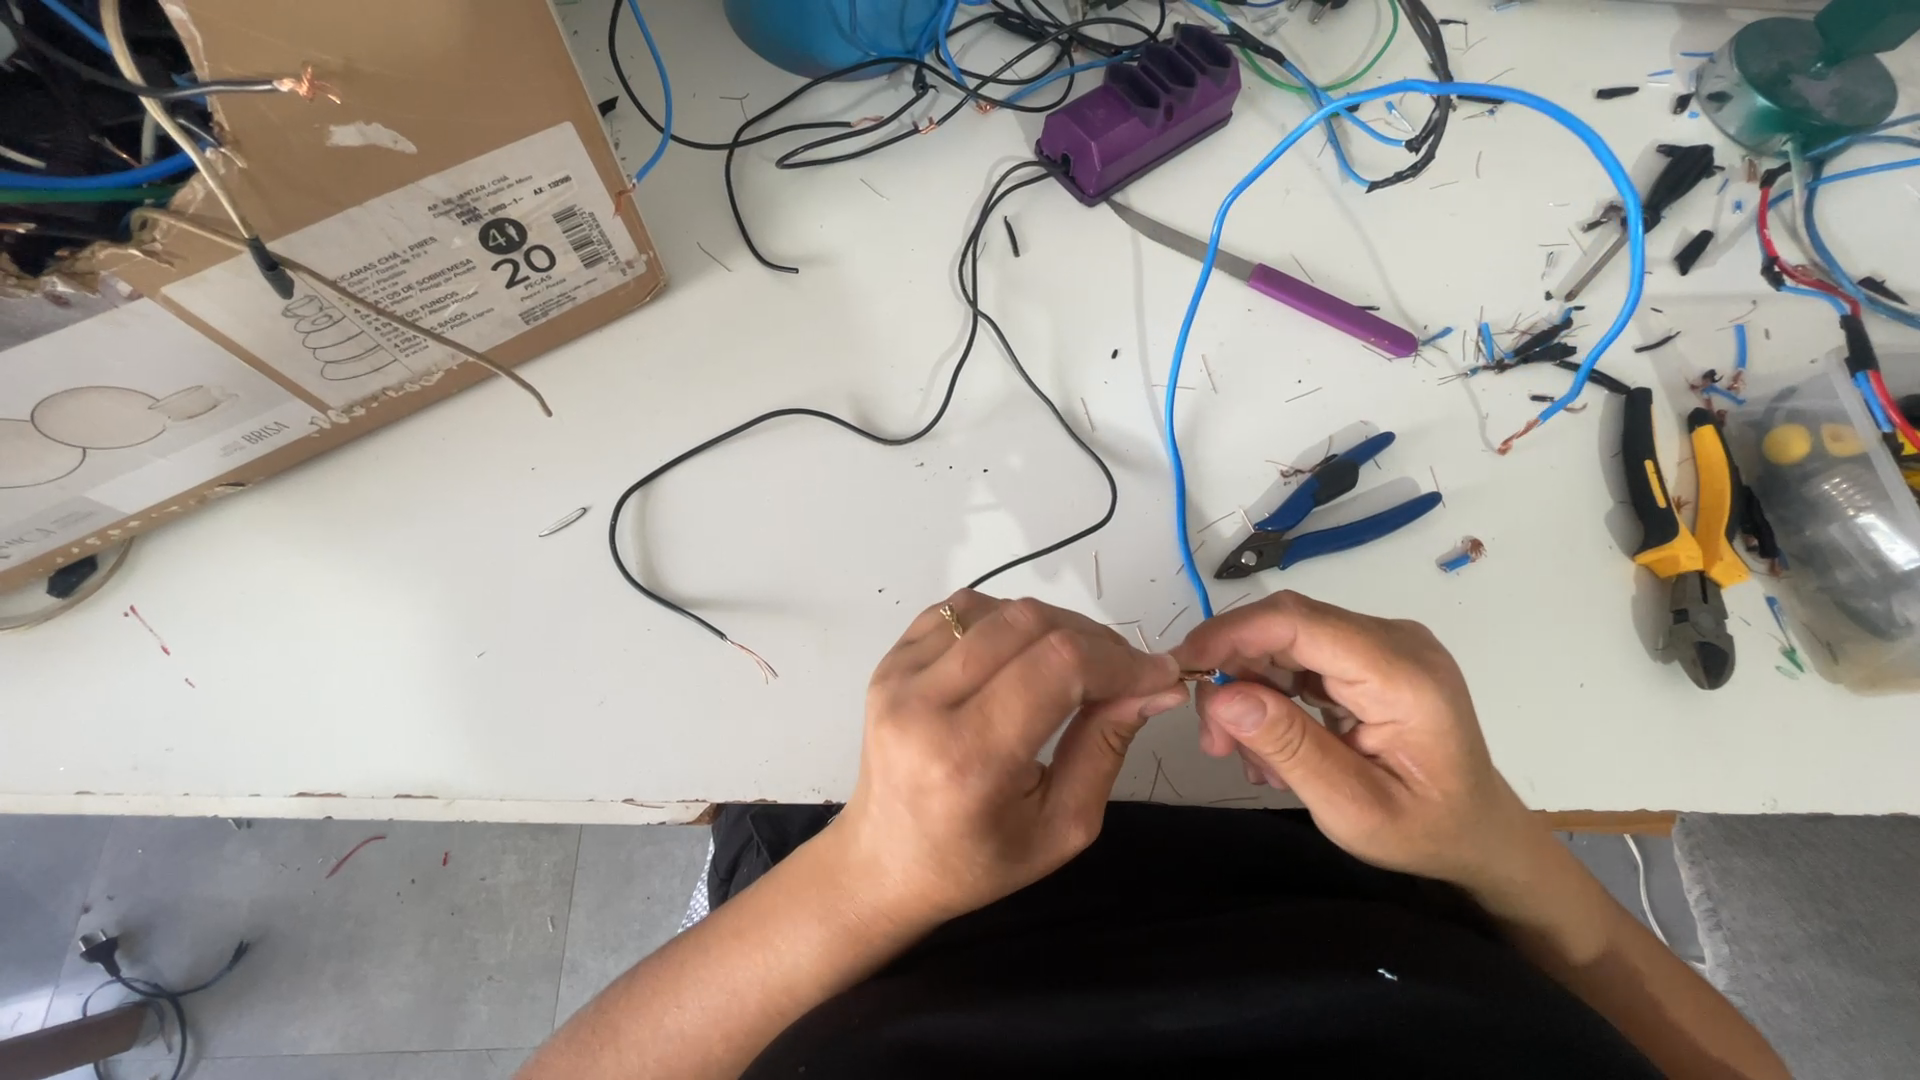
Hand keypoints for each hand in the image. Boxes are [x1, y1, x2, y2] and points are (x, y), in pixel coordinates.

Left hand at [829, 589, 1187, 926]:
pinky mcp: (887, 659)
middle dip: (1093, 639)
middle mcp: (923, 703)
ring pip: (997, 608)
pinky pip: (960, 610)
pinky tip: (1020, 656)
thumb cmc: (977, 861)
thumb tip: (1157, 685)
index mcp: (967, 757)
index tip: (1158, 675)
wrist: (885, 860)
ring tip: (1074, 666)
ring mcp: (897, 674)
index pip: (1057, 667)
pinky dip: (1004, 620)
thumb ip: (1107, 747)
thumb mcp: (1060, 827)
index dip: (1119, 661)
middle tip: (1122, 672)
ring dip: (1051, 625)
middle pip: (1028, 623)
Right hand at [1172, 591, 1537, 892]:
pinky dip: (1267, 692)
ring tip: (1239, 752)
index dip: (1231, 634)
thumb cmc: (1426, 832)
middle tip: (1211, 737)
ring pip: (1282, 641)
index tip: (1182, 668)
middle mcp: (1393, 641)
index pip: (1299, 622)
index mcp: (1404, 675)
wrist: (1477, 835)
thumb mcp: (1354, 809)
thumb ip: (1290, 748)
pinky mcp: (1366, 656)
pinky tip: (1265, 740)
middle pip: (1284, 626)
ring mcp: (1381, 645)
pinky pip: (1296, 656)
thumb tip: (1221, 696)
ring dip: (1245, 688)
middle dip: (1231, 671)